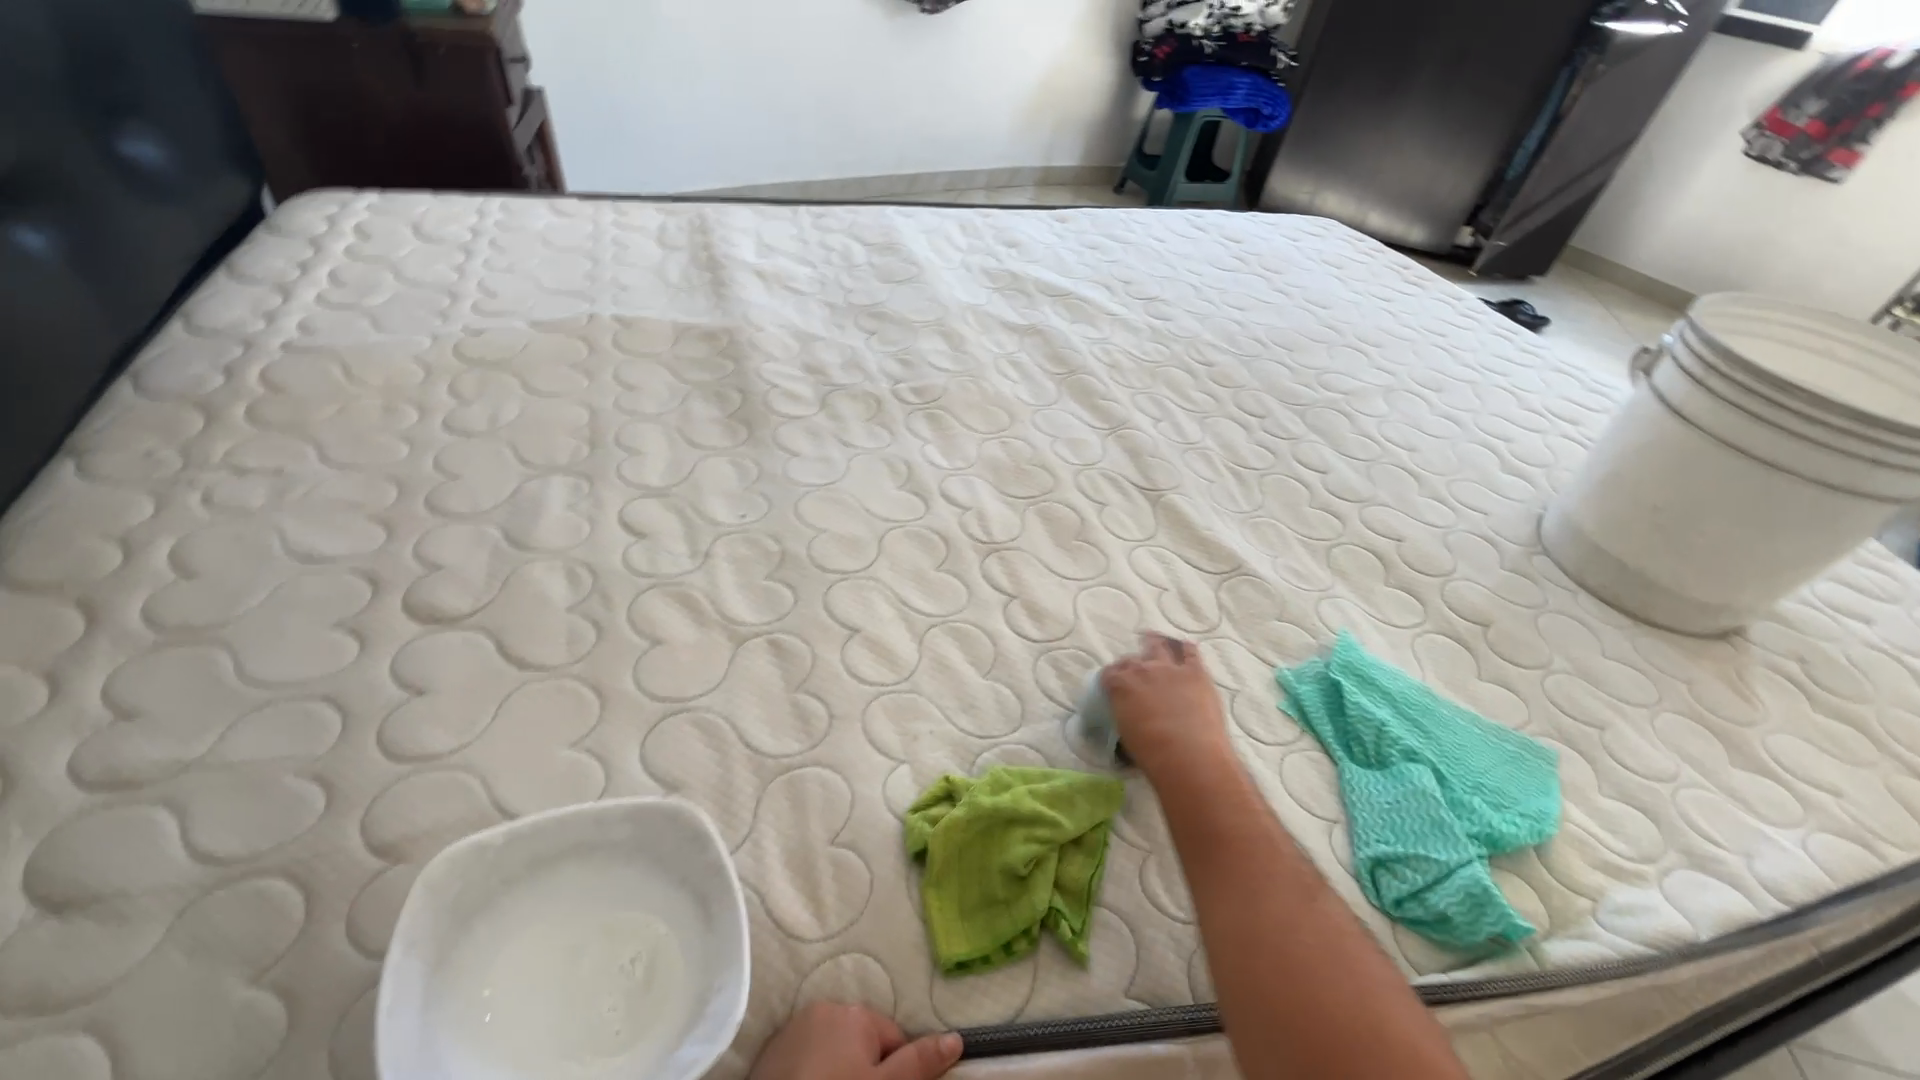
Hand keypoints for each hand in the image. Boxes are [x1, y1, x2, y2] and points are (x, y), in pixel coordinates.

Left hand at [749, 1003, 963, 1079]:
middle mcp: (823, 1009)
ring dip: (837, 1071)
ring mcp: (793, 1029)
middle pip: (862, 1042)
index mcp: (855, 1014)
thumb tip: (956, 1038)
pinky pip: (805, 1058)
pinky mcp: (770, 1051)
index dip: (895, 1073)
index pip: (894, 1040)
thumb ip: (919, 1063)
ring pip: (833, 1050)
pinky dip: (811, 1074)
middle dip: (865, 1070)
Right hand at [1101, 632, 1233, 779]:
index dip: (1111, 677)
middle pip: (1132, 659)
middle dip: (1131, 664)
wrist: (1189, 755)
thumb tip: (1128, 717)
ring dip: (1154, 643)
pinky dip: (1185, 648)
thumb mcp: (1126, 734)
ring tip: (1152, 640)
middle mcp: (1142, 670)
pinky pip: (1190, 652)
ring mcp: (1170, 668)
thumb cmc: (1152, 754)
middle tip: (1134, 671)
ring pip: (1158, 645)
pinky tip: (1184, 646)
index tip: (1113, 683)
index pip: (1109, 673)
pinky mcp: (1196, 672)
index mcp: (1120, 686)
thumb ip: (1124, 716)